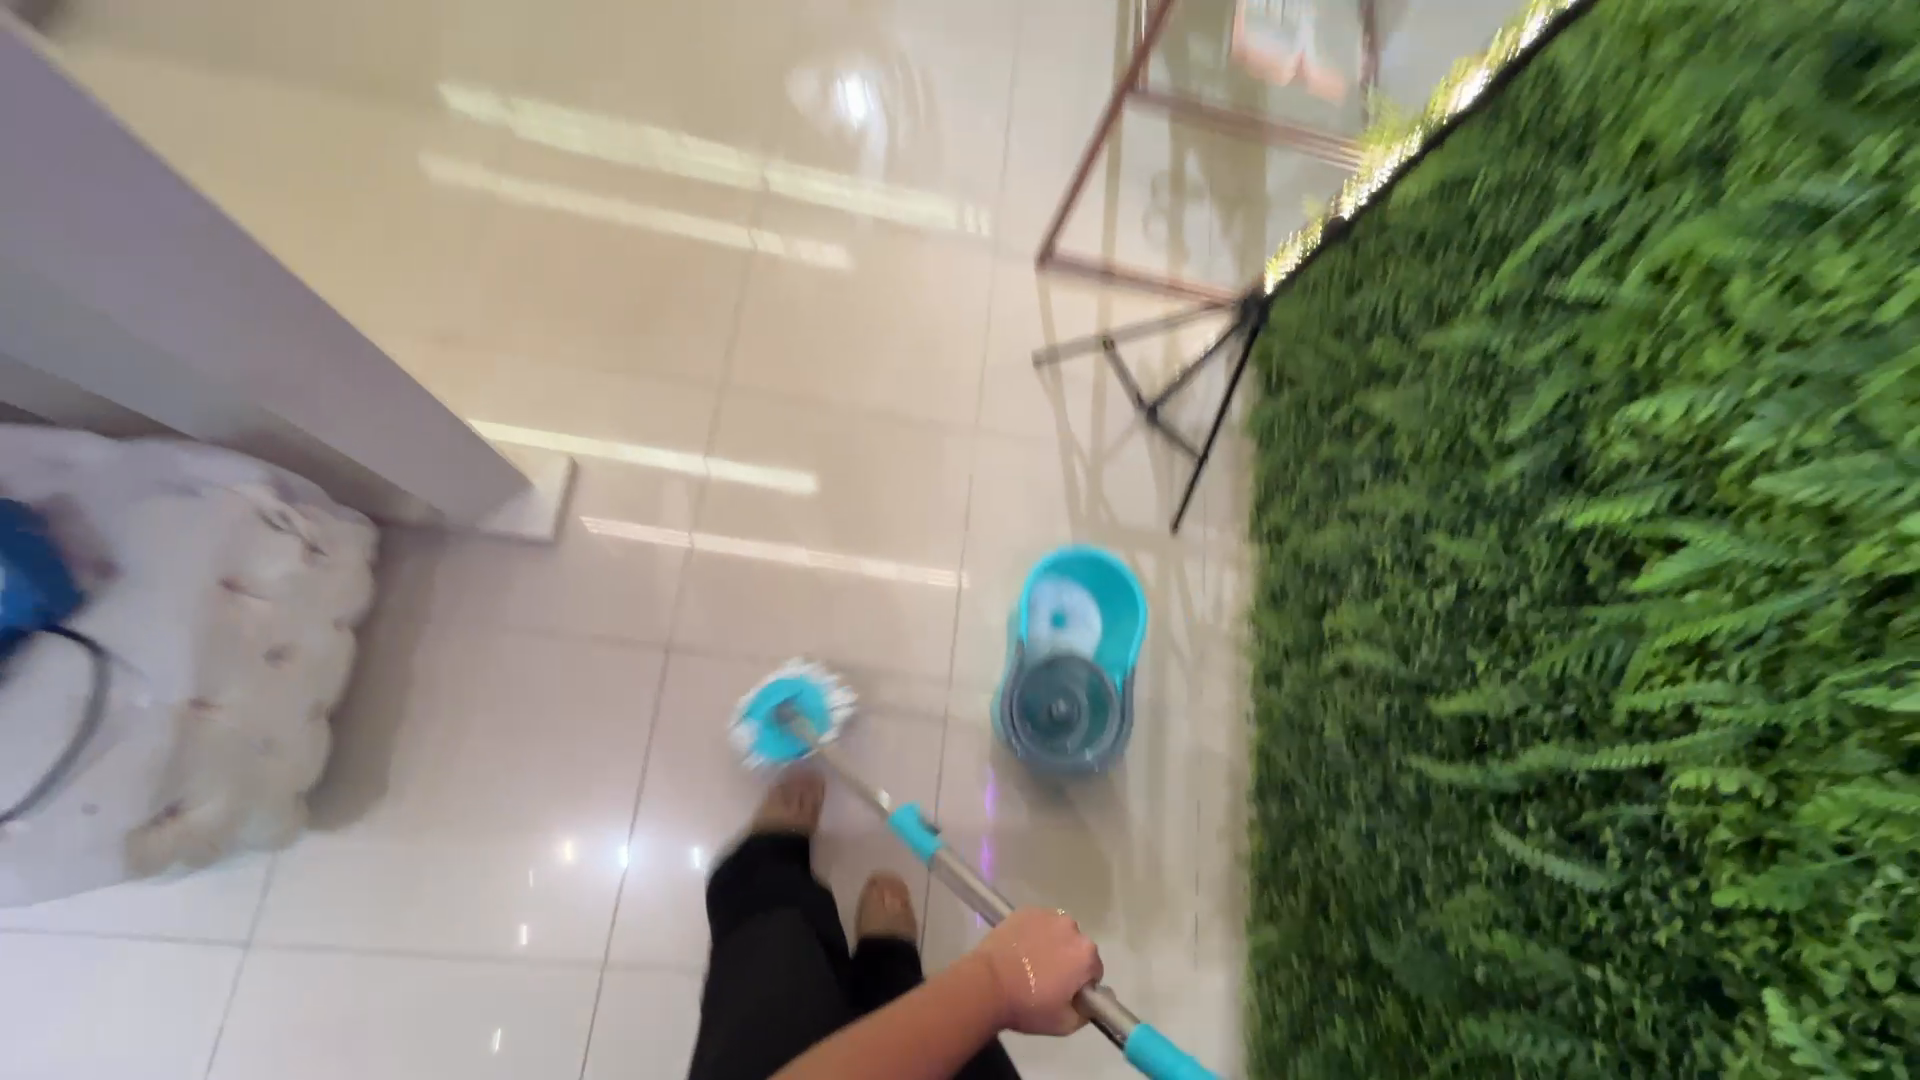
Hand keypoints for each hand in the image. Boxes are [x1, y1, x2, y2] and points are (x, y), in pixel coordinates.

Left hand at [970, 908, 1102, 1035]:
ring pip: (1058, 933)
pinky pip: (1039, 923)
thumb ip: (1086, 1012)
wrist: (988, 982)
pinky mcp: (1026, 910)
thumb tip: (1089, 1000)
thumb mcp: (1065, 1024)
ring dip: (1052, 944)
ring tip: (1031, 963)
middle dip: (1068, 961)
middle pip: (1077, 948)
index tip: (1065, 993)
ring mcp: (1047, 914)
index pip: (1094, 970)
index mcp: (1086, 954)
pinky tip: (1020, 949)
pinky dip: (1034, 933)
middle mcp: (1072, 927)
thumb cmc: (1028, 1005)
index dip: (1081, 984)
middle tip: (1047, 979)